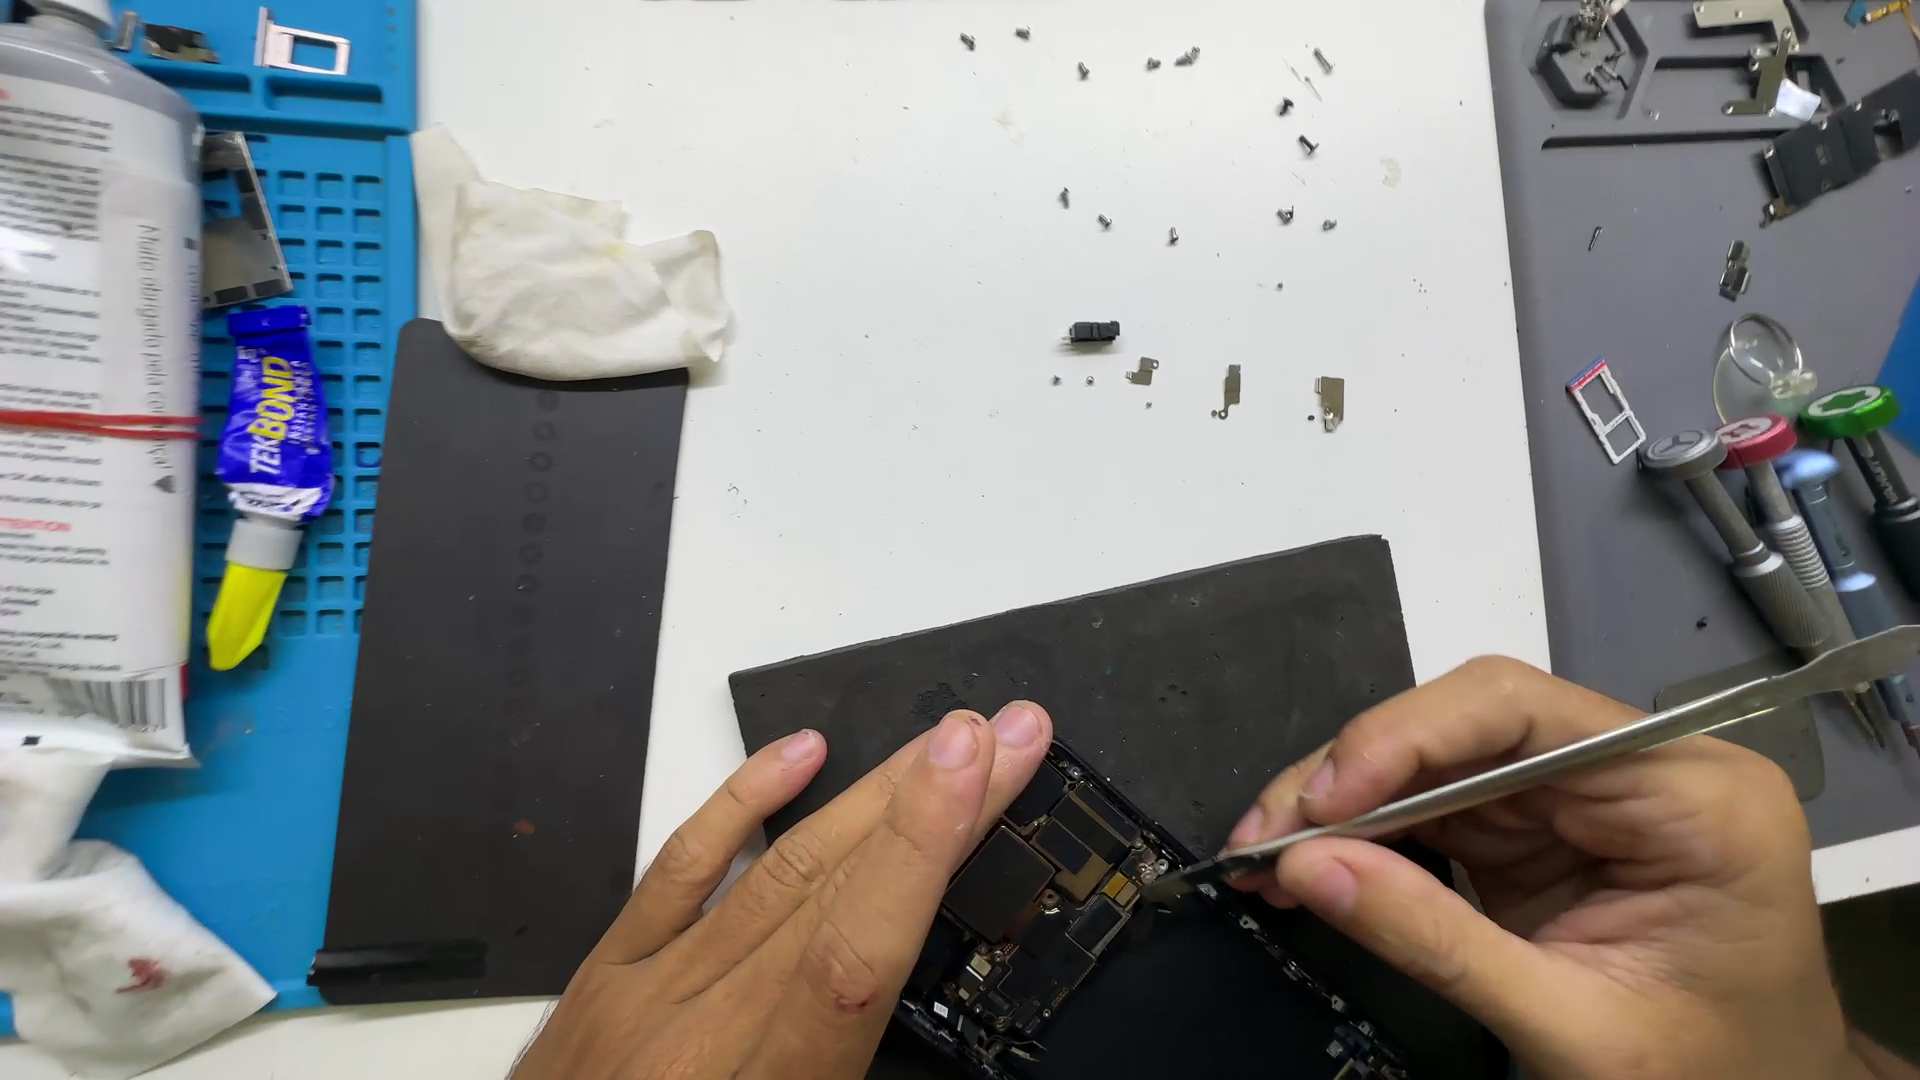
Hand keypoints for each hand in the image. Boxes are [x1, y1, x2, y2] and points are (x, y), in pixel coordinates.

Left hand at [511, 702, 1051, 1079]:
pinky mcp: (610, 969)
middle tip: (999, 733)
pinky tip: (801, 751)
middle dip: (929, 798)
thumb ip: (875, 1077)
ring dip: (871, 792)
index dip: (918, 850)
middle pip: (834, 887)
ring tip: (941, 740)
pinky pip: (682, 864)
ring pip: (781, 865)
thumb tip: (924, 1002)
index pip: (854, 954)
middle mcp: (702, 1037)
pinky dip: (743, 798)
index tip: (973, 766)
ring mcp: (648, 991)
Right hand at [1226, 657, 1860, 1079]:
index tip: (1320, 802)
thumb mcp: (1576, 1029)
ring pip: (1409, 757)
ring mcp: (1556, 785)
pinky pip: (1409, 799)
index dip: (1400, 737)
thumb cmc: (1711, 1079)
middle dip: (1343, 779)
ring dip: (1328, 804)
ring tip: (1261, 854)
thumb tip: (1302, 869)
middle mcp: (1613, 763)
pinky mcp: (1511, 814)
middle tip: (1263, 835)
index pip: (1512, 708)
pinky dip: (1347, 830)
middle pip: (1443, 726)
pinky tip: (1299, 858)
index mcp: (1681, 791)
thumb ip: (1437, 942)